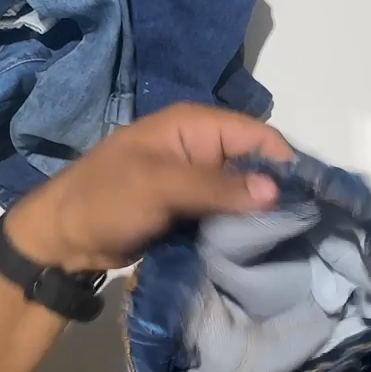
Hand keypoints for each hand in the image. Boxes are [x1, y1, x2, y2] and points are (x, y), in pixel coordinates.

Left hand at [2, 103, 294, 272]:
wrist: (62, 239)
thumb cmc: (105, 200)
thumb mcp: (159, 187)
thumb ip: (216, 186)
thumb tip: (276, 191)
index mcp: (195, 125)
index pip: (257, 136)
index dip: (284, 163)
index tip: (308, 201)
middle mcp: (202, 147)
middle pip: (256, 163)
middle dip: (276, 190)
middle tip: (302, 226)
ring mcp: (197, 179)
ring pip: (245, 191)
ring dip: (261, 213)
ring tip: (287, 239)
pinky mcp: (193, 208)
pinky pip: (228, 213)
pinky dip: (243, 227)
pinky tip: (260, 246)